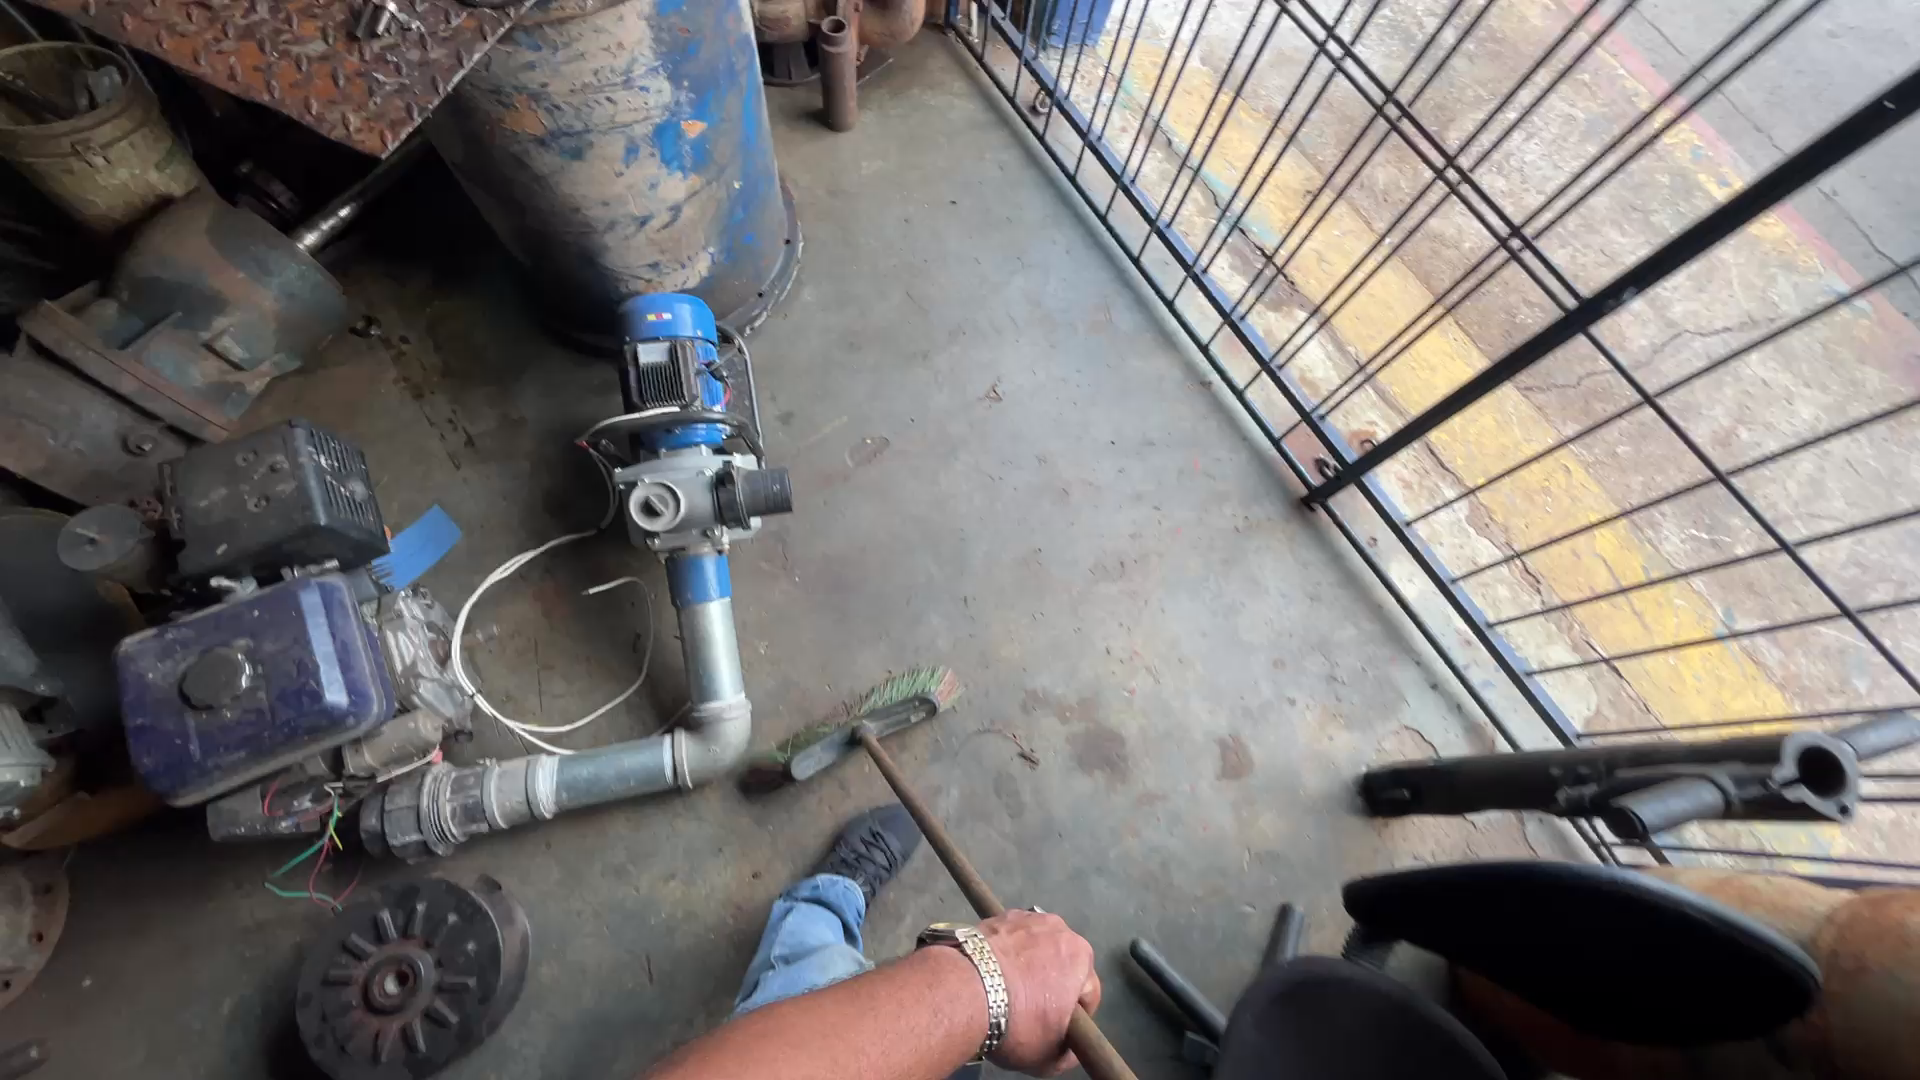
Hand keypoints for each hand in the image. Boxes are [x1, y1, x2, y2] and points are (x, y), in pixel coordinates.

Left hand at [975, 910, 1101, 1075]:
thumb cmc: (1017, 1022)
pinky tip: (994, 971)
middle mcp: (1059, 928)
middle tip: (1032, 1008)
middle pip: (1063, 962)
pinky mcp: (999, 915)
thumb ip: (1068, 1052)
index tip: (1056, 1028)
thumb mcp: (1050, 1058)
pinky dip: (1008, 950)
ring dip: (1030, 962)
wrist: (966, 990)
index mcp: (1080, 956)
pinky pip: (1012, 937)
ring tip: (1010, 988)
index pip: (1088, 992)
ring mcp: (1027, 916)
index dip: (1075, 1016)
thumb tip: (1066, 1046)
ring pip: (1037, 945)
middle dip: (1053, 983)